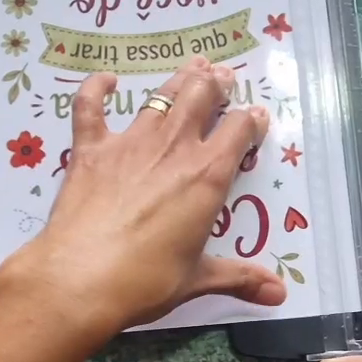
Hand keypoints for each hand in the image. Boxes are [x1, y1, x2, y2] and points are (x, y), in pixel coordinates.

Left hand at [0, 56, 281, 337]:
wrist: (81, 279)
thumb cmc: (146, 281)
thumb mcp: (198, 279)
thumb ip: (240, 279)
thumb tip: (280, 295)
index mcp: (207, 176)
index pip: (240, 131)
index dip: (252, 120)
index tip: (257, 117)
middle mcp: (174, 148)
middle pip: (202, 97)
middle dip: (217, 84)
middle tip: (223, 77)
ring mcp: (130, 143)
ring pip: (161, 96)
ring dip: (180, 79)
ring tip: (193, 66)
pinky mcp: (90, 149)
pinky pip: (91, 106)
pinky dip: (97, 88)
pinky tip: (106, 80)